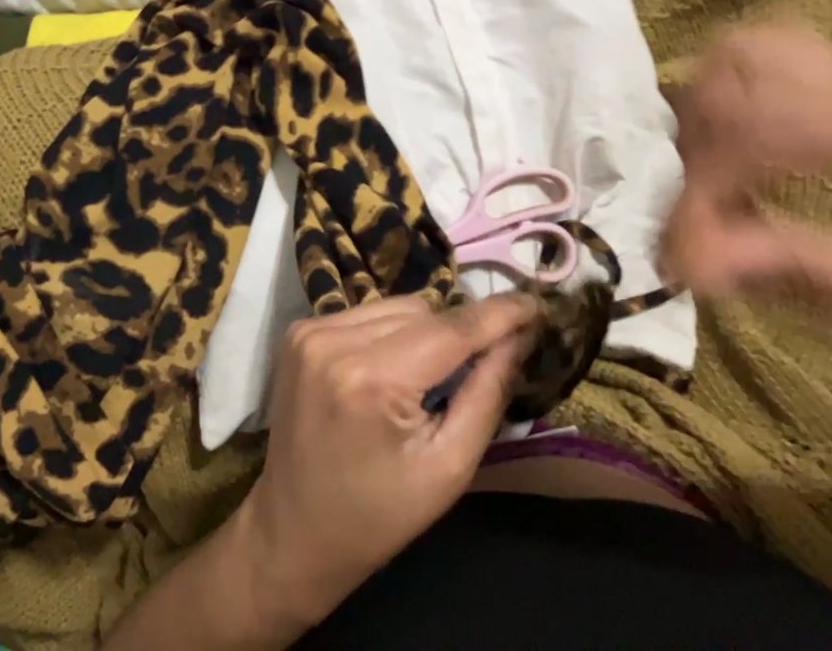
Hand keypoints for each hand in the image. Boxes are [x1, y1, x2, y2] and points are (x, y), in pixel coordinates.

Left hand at [232, 293, 537, 627]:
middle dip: (457, 334)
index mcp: (371, 379)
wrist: (294, 529)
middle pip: (423, 310)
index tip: (537, 304)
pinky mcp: (297, 334)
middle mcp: (333, 341)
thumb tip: (519, 335)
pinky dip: (388, 334)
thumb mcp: (449, 466)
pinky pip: (364, 315)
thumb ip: (486, 392)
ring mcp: (308, 333)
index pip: (450, 328)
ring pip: (394, 307)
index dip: (499, 313)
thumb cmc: (379, 513)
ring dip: (422, 332)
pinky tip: (388, 374)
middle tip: (472, 373)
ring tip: (424, 381)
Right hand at [664, 26, 831, 386]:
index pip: (765, 125)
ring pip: (750, 53)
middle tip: (701, 220)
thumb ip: (805, 271)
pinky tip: (752, 175)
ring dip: (709, 120)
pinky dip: (735, 116)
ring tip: (718, 194)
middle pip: (743, 60)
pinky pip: (776, 73)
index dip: (701, 190)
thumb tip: (685, 262)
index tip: (681, 260)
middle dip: (696, 144)